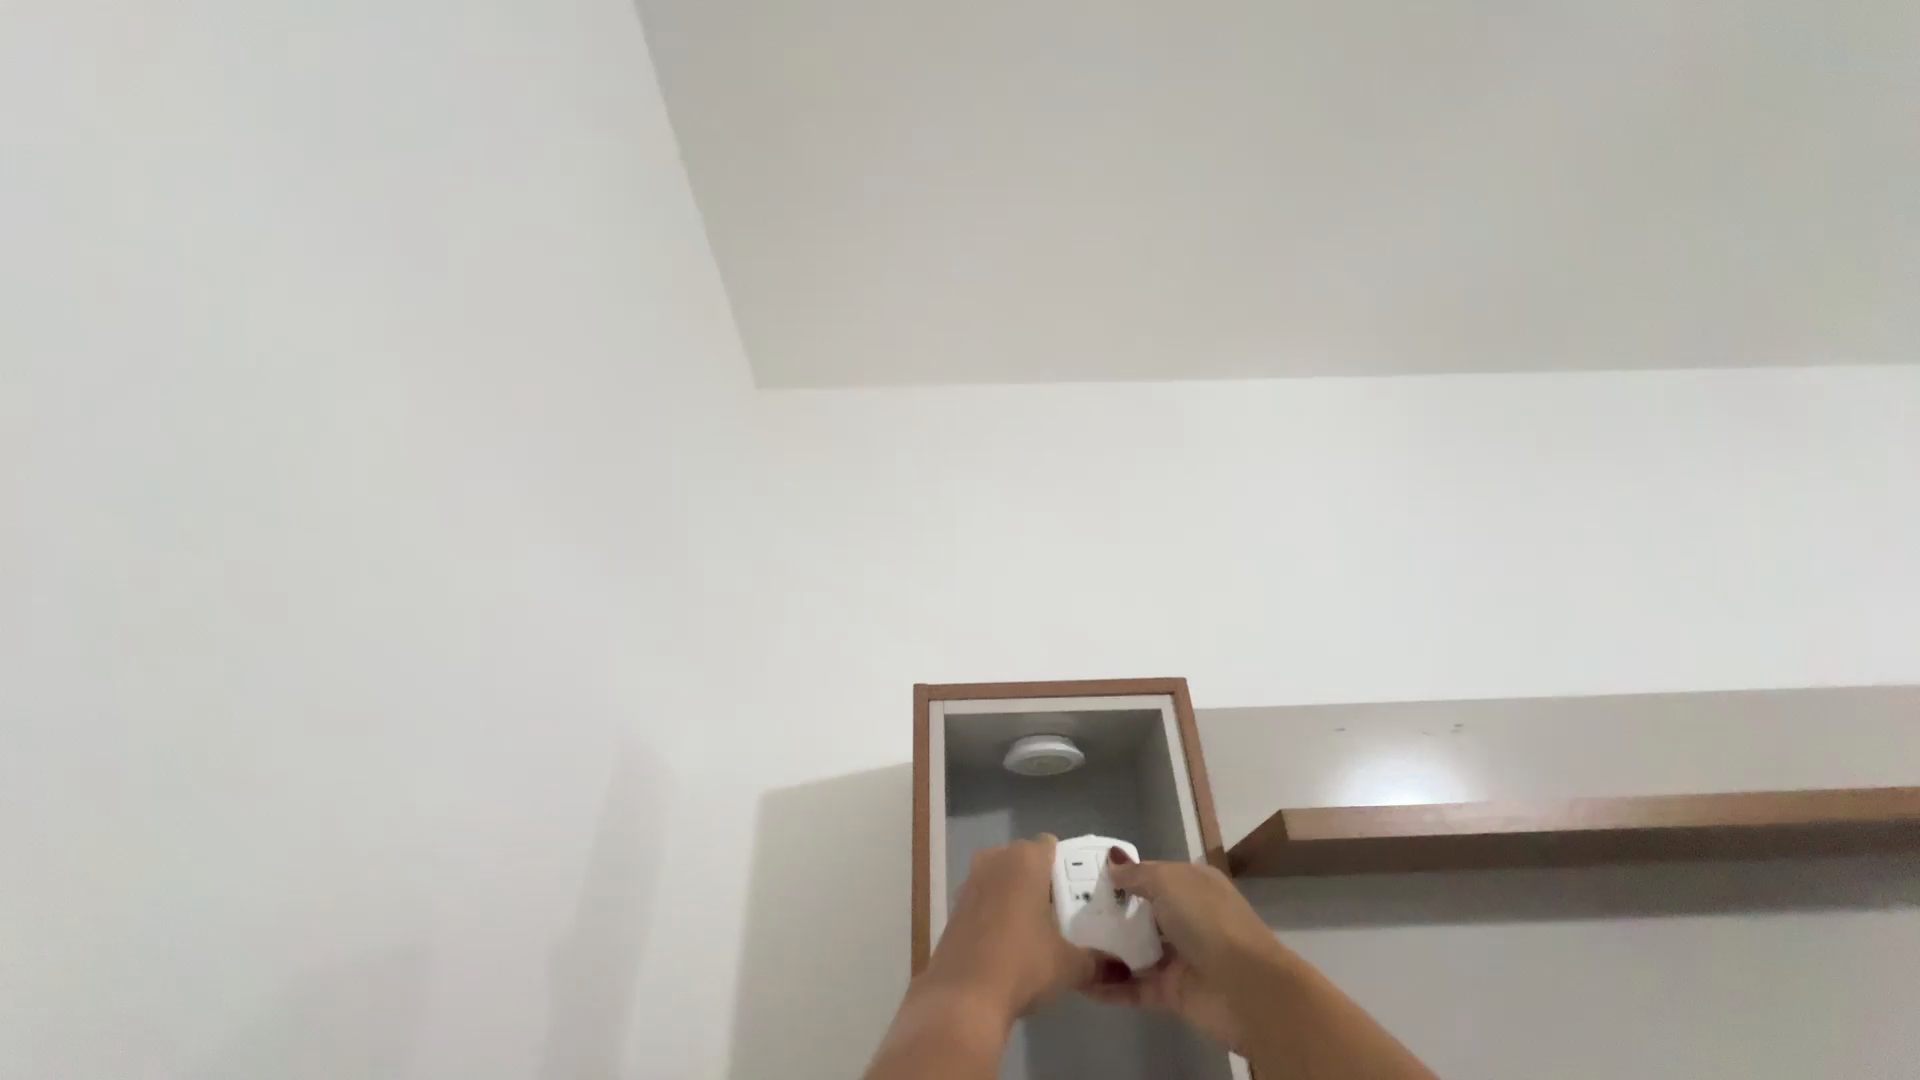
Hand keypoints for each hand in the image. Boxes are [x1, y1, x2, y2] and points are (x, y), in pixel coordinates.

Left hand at [918, 835, 1115, 1024]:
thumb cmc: (1022, 965)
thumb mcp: (1069, 967)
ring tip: (1036, 929)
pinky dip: (996, 911)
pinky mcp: (954, 905)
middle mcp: (995, 859)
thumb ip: (1099, 963)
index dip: (1066, 867)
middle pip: (1025, 859)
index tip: (1078, 894)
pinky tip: (1007, 942)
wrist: (962, 997)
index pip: (1050, 845)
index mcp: (1026, 860)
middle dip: (1041, 880)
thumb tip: (1123, 971)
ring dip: (1016, 894)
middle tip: (1062, 912)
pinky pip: (984, 897)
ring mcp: (970, 880)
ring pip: (1001, 877)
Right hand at [1084, 849, 1286, 1052]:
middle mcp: (1186, 918)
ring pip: (1135, 950)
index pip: (1150, 876)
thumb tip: (1111, 862)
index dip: (1120, 877)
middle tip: (1065, 913)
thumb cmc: (1208, 921)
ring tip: (1065, 945)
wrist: (1246, 989)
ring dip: (1105, 950)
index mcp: (1192, 885)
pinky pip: (1134, 986)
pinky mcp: (1171, 992)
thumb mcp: (1169, 882)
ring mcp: (1179, 957)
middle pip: (1140, 913)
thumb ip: (1136, 874)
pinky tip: (1079, 981)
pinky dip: (1109, 985)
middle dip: (1107, 913)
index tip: (1084, 880)